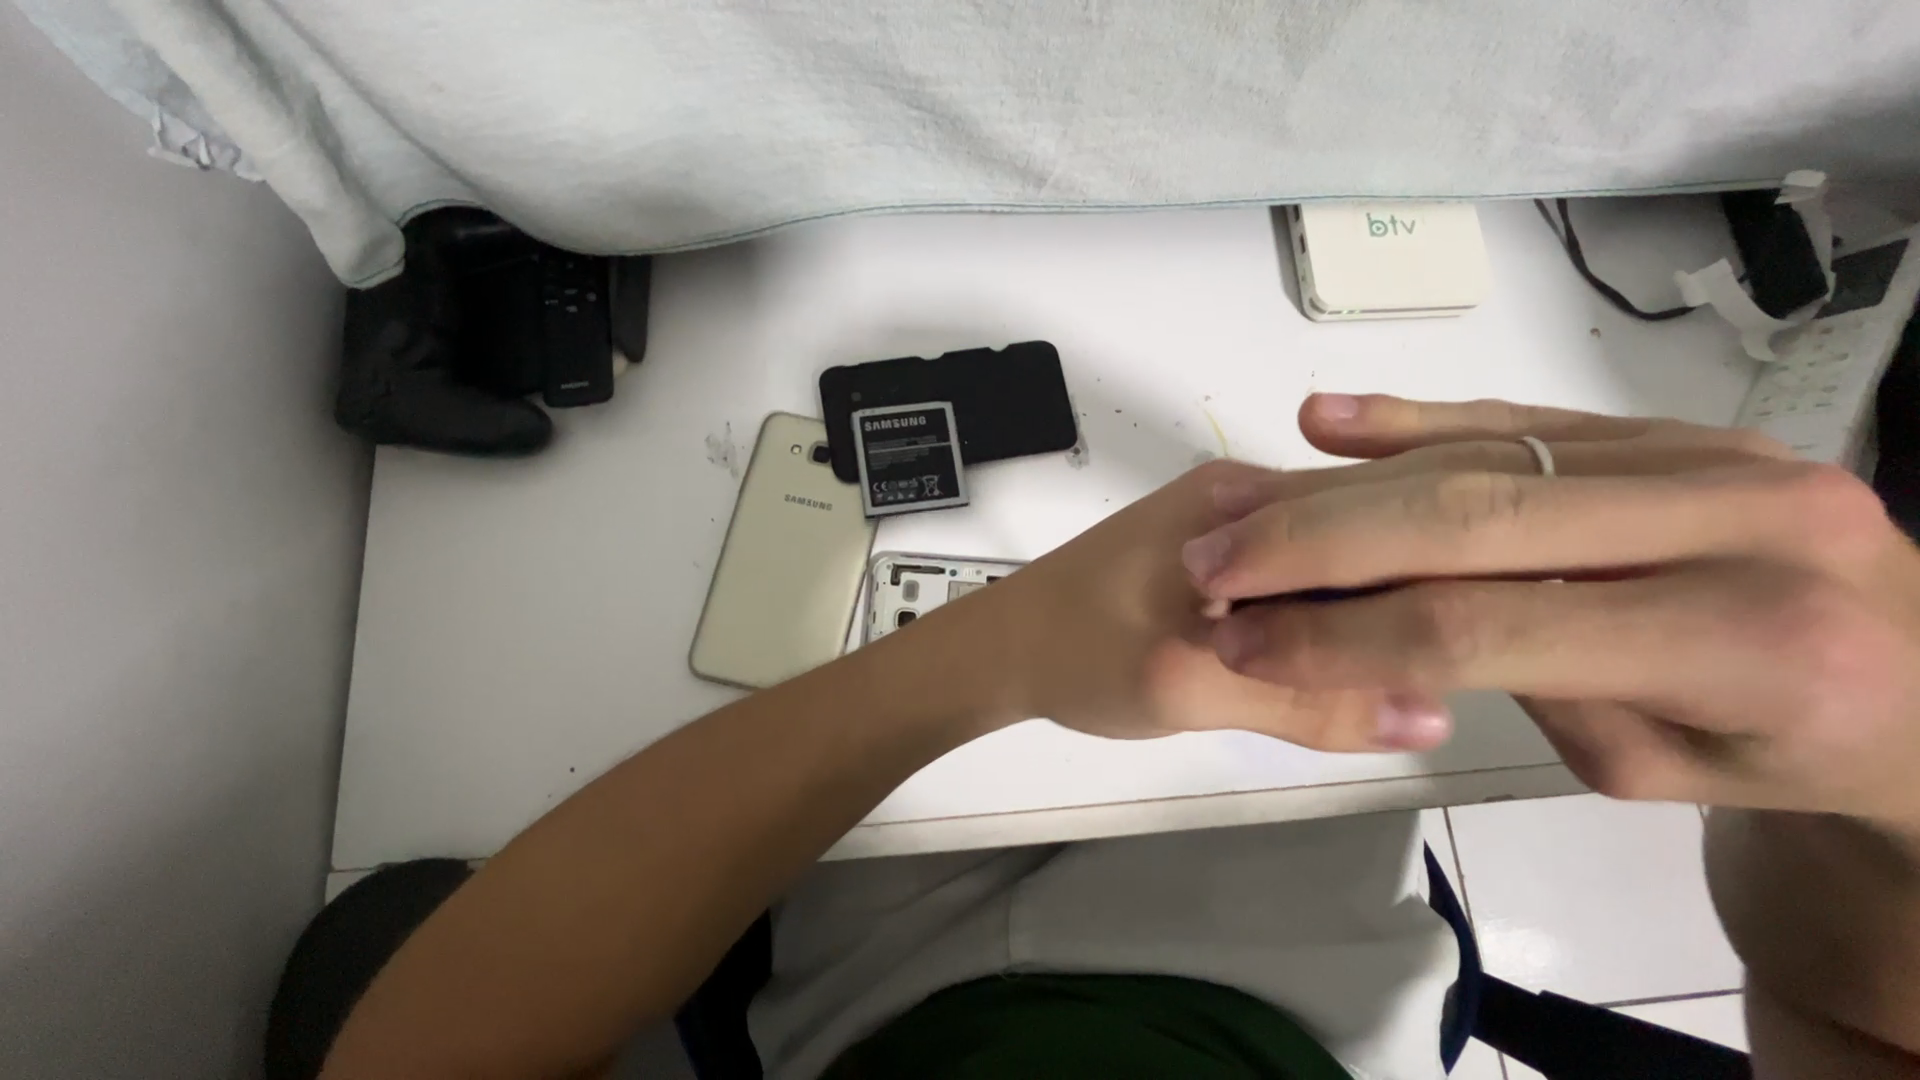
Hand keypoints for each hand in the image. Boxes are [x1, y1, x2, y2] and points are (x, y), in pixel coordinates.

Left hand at [959, 458, 1454, 750]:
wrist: (1001, 651)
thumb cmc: (1081, 657)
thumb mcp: (1190, 686)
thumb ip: (1306, 701)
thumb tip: (1435, 714)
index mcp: (1242, 502)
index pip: (1385, 518)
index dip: (1442, 580)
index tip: (1481, 644)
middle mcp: (1242, 496)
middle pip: (1364, 536)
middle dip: (1405, 601)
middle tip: (1442, 671)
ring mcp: (1225, 523)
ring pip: (1331, 560)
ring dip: (1363, 613)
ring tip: (1399, 674)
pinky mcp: (1211, 555)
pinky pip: (1293, 579)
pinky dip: (1319, 617)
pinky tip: (1334, 662)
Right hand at [1180, 394, 1919, 827]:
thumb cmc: (1771, 747)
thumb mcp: (1640, 763)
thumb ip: (1517, 678)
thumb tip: (1387, 616)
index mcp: (1746, 641)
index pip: (1480, 627)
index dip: (1338, 636)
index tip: (1238, 644)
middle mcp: (1740, 520)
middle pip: (1466, 519)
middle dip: (1312, 543)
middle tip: (1212, 566)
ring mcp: (1704, 452)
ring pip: (1475, 457)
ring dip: (1340, 486)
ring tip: (1239, 512)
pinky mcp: (1666, 424)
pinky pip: (1515, 415)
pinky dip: (1410, 420)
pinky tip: (1327, 420)